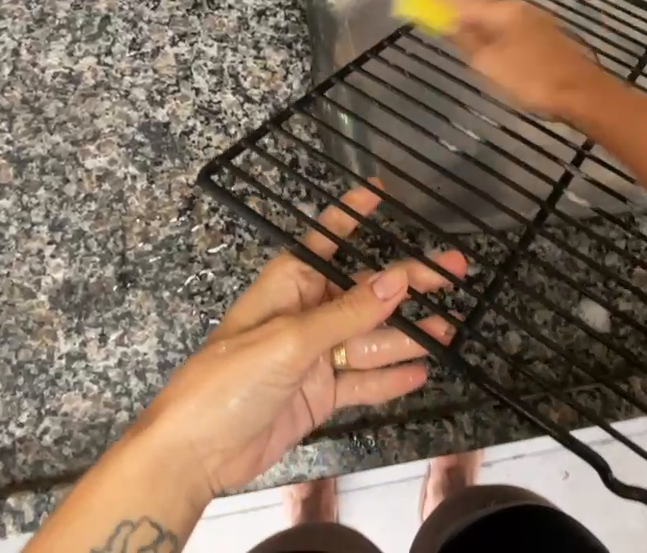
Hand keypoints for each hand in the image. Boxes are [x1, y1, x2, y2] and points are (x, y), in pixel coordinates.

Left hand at [133, 186, 467, 500]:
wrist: (193, 454)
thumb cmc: (227, 380)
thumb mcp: (289, 340)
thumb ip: (346, 314)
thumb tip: (396, 280)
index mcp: (290, 283)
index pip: (328, 237)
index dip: (353, 214)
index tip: (382, 191)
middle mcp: (307, 312)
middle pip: (365, 292)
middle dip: (408, 283)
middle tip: (453, 271)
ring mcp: (315, 354)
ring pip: (370, 338)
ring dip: (407, 336)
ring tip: (449, 331)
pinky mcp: (319, 393)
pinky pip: (362, 379)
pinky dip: (389, 377)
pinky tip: (420, 372)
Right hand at [437, 0, 619, 120]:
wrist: (582, 93)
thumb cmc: (532, 80)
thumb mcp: (490, 64)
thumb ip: (466, 39)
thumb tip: (445, 20)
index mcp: (501, 10)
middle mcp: (517, 5)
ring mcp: (532, 15)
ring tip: (450, 4)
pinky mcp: (541, 29)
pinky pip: (504, 11)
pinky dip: (485, 10)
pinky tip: (482, 20)